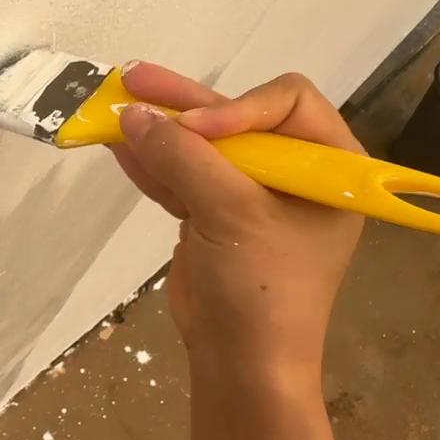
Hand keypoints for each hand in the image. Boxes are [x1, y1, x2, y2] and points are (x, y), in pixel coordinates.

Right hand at [109, 62, 363, 381]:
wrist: (241, 360)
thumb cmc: (262, 287)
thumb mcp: (232, 215)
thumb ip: (185, 160)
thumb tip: (132, 115)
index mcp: (326, 165)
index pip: (285, 104)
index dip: (236, 108)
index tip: (193, 131)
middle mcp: (289, 173)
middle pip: (234, 121)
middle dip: (184, 104)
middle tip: (134, 79)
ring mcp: (246, 196)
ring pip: (199, 149)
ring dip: (158, 130)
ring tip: (113, 103)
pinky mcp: (210, 219)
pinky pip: (179, 179)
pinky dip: (150, 164)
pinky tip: (119, 145)